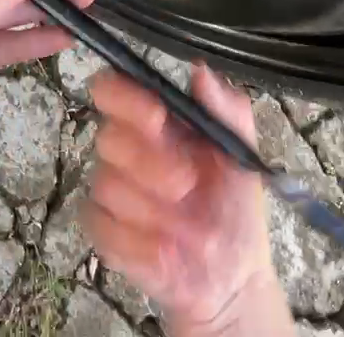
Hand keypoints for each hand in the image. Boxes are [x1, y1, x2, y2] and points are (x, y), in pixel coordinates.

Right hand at [84, 65, 294, 336]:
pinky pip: (102, 225)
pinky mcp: (102, 230)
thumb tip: (199, 71)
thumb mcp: (241, 154)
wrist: (234, 272)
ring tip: (186, 228)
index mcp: (149, 121)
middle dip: (149, 162)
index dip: (124, 98)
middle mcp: (121, 148)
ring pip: (107, 184)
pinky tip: (167, 251)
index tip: (157, 117)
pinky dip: (139, 242)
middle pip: (107, 137)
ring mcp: (108, 189)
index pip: (111, 89)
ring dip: (152, 209)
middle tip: (187, 183)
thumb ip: (225, 109)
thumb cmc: (234, 204)